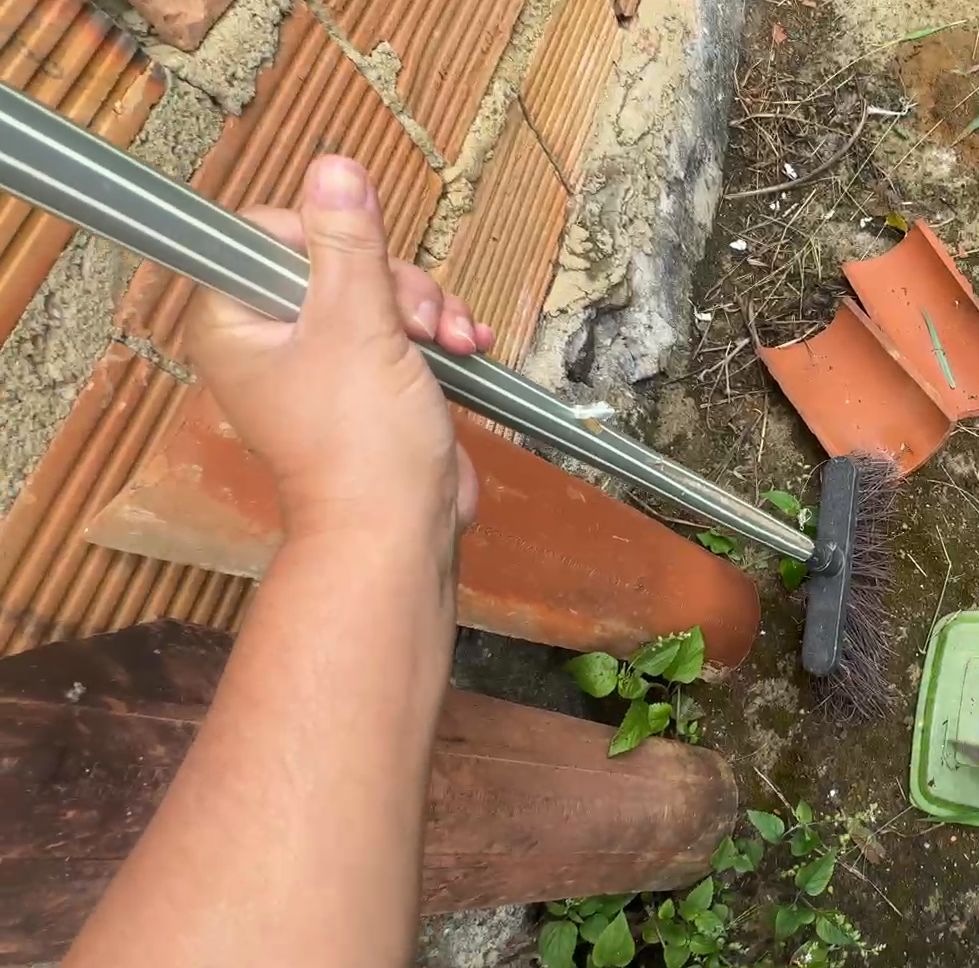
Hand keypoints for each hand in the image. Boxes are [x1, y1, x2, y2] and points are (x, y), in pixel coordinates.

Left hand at [183, 155, 489, 542]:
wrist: (402, 521)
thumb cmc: (365, 440)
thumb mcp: (359, 331)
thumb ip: (349, 249)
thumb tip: (337, 168)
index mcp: (240, 318)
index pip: (272, 236)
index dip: (333, 240)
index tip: (374, 271)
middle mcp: (282, 335)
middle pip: (344, 265)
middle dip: (402, 287)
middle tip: (424, 324)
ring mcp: (337, 361)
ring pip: (388, 298)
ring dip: (434, 312)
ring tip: (458, 343)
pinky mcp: (384, 382)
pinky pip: (413, 335)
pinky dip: (445, 336)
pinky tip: (471, 348)